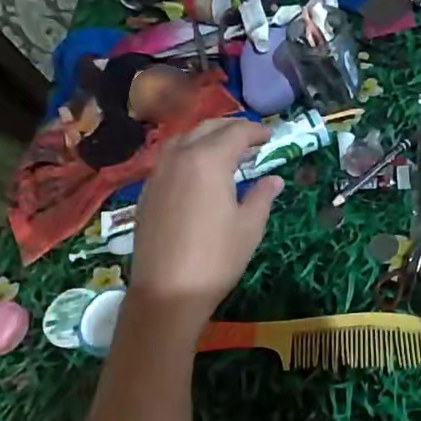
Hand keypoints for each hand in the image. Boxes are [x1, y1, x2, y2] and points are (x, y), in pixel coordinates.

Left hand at [129, 119, 282, 320]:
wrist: (167, 291)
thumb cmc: (216, 259)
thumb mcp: (249, 227)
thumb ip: (262, 196)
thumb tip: (274, 179)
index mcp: (208, 160)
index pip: (236, 132)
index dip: (255, 131)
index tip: (270, 136)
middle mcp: (179, 157)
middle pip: (207, 128)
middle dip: (231, 128)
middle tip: (250, 139)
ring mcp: (158, 173)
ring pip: (183, 139)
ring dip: (206, 137)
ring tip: (224, 150)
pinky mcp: (146, 191)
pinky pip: (169, 158)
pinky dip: (187, 153)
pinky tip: (197, 171)